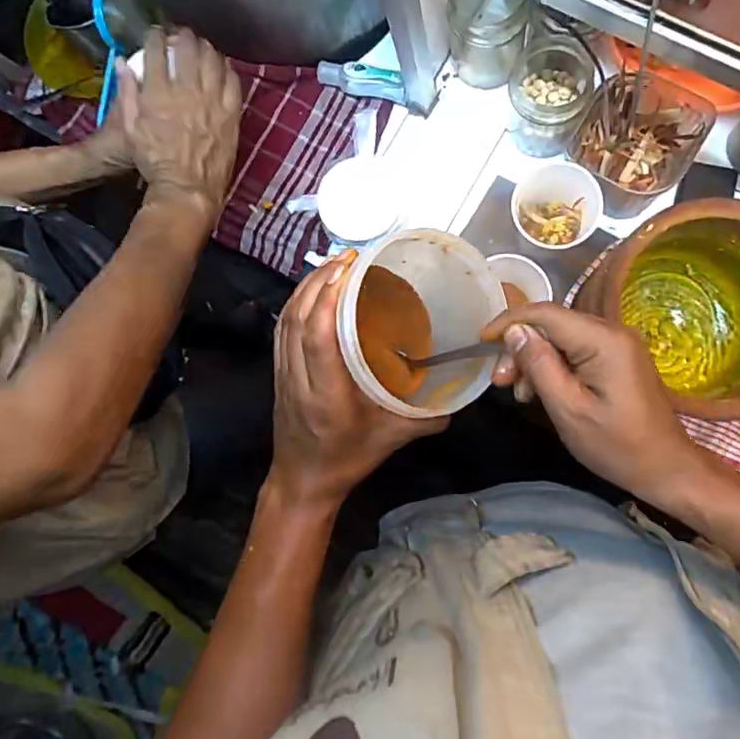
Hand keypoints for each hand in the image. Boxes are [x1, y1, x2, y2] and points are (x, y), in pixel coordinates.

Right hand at [110, 26, 241, 217]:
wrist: (188, 187)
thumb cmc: (155, 161)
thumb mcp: (130, 128)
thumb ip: (126, 92)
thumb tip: (122, 62)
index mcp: (158, 94)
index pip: (157, 51)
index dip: (156, 36)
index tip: (156, 33)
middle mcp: (187, 93)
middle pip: (188, 50)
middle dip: (184, 36)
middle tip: (182, 34)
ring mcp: (213, 103)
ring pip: (213, 62)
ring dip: (207, 49)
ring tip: (203, 46)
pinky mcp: (231, 115)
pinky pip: (233, 83)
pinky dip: (228, 70)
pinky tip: (223, 66)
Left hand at [269, 252, 446, 510]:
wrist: (303, 482)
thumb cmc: (348, 460)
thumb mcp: (394, 439)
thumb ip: (428, 418)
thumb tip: (462, 394)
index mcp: (327, 395)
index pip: (317, 336)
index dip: (329, 297)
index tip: (351, 270)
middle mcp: (299, 379)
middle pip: (298, 319)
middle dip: (321, 281)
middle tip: (350, 257)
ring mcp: (283, 373)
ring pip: (286, 319)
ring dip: (307, 287)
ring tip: (334, 264)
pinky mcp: (277, 371)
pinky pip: (282, 328)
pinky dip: (297, 302)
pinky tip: (316, 289)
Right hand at [479, 304, 705, 500]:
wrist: (666, 467)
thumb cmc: (618, 446)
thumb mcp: (569, 410)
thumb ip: (540, 366)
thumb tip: (514, 332)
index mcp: (604, 340)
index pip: (546, 313)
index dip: (510, 321)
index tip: (481, 340)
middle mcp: (613, 331)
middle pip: (553, 324)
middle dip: (521, 347)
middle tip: (501, 382)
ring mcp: (618, 343)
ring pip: (562, 337)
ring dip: (535, 360)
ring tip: (520, 394)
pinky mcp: (619, 357)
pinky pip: (577, 350)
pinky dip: (554, 366)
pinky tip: (541, 391)